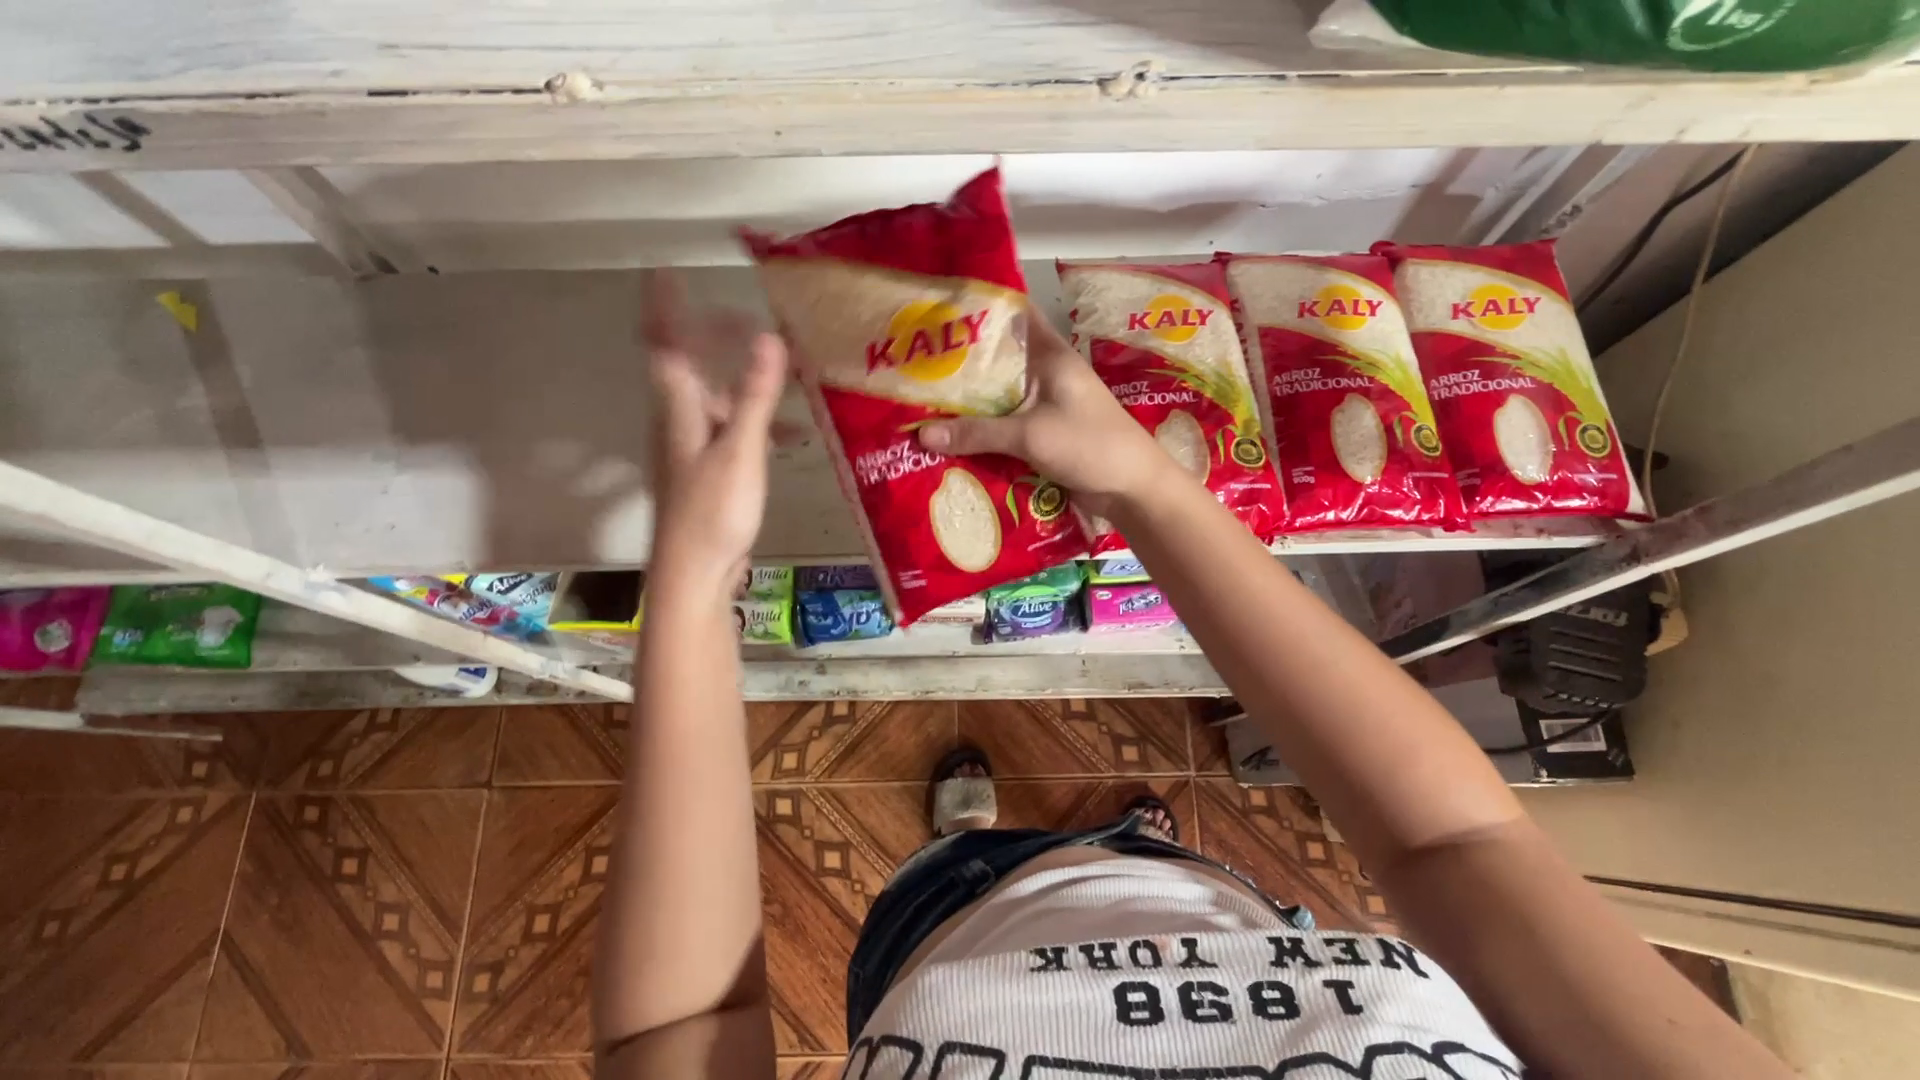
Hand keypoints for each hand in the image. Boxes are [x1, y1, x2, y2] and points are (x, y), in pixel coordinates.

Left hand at [644, 271, 788, 594]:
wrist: (694, 573)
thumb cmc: (713, 511)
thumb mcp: (741, 450)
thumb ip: (756, 394)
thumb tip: (769, 336)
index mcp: (679, 407)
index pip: (665, 343)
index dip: (664, 305)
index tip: (664, 268)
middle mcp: (678, 420)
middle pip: (691, 364)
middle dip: (716, 337)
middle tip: (747, 320)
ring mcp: (692, 447)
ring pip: (716, 397)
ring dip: (744, 380)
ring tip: (784, 370)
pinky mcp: (709, 472)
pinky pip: (733, 430)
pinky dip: (758, 422)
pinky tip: (792, 434)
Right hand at [917, 312, 1173, 517]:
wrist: (1132, 490)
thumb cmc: (1090, 446)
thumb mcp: (1030, 435)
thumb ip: (977, 433)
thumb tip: (921, 434)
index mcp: (1050, 356)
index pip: (1014, 315)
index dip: (980, 308)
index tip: (938, 310)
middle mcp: (1045, 375)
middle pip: (996, 361)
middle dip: (959, 365)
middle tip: (911, 364)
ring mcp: (1044, 407)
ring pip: (997, 398)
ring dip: (967, 405)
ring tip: (918, 402)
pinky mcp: (1042, 436)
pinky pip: (1003, 429)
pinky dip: (980, 434)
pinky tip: (948, 439)